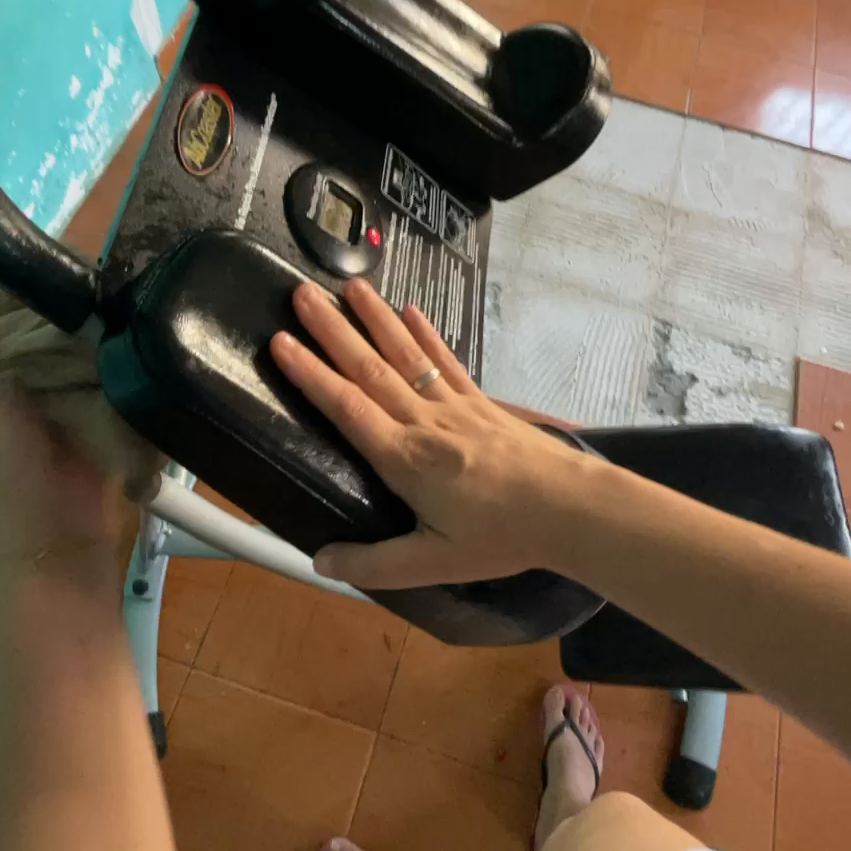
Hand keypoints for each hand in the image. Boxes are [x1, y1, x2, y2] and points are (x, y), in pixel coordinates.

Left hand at [0, 245, 121, 561]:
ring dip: (52, 315)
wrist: (53, 521)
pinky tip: (102, 318)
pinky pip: (80, 364)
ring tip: (71, 278)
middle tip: (34, 257)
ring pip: (41, 343)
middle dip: (10, 295)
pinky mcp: (80, 407)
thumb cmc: (1, 467)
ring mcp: (40, 398)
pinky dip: (86, 343)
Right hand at [269, 278, 605, 587]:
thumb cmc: (500, 537)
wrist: (569, 507)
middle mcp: (423, 421)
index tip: (281, 341)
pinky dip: (426, 336)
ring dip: (375, 319)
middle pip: (370, 369)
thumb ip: (374, 565)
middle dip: (332, 331)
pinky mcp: (480, 402)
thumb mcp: (433, 564)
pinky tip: (411, 312)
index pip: (347, 408)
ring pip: (405, 355)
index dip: (311, 374)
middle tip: (301, 294)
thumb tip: (319, 561)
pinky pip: (446, 362)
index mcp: (404, 459)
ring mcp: (454, 406)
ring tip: (350, 286)